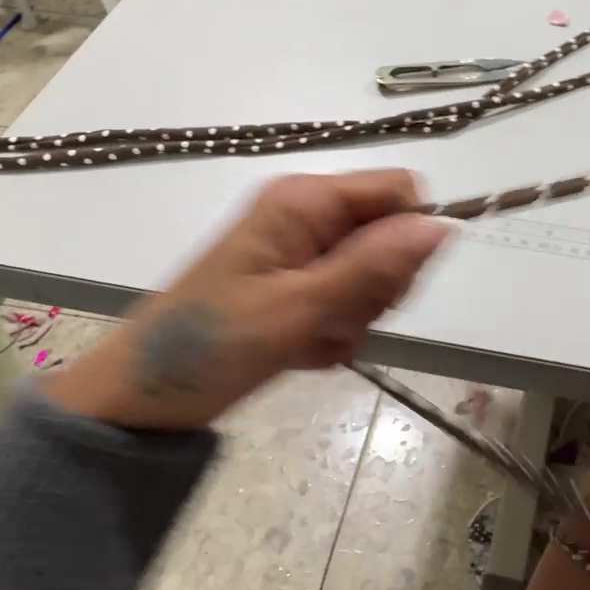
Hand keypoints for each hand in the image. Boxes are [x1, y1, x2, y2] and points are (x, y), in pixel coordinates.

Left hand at [46, 171, 449, 428]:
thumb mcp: (300, 307)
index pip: (399, 190)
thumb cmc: (212, 344)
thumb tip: (443, 225)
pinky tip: (304, 349)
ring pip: (375, 271)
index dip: (409, 235)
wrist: (146, 398)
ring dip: (357, 313)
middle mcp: (308, 214)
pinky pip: (350, 297)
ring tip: (314, 338)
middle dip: (379, 285)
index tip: (389, 285)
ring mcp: (303, 248)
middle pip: (391, 233)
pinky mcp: (298, 281)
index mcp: (305, 200)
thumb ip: (374, 266)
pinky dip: (338, 328)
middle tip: (340, 318)